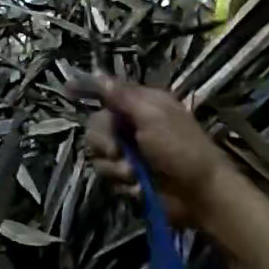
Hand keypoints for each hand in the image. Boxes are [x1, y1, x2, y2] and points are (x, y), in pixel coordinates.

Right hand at [82, 77, 230, 228]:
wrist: (200, 194)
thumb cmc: (182, 148)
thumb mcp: (152, 116)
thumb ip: (123, 97)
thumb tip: (98, 74)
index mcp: (141, 104)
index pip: (107, 92)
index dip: (87, 89)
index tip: (67, 90)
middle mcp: (131, 125)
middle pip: (96, 125)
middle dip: (103, 140)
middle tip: (117, 151)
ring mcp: (129, 152)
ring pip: (98, 153)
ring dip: (115, 166)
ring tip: (134, 174)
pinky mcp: (127, 177)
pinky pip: (107, 175)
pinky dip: (122, 182)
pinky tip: (138, 187)